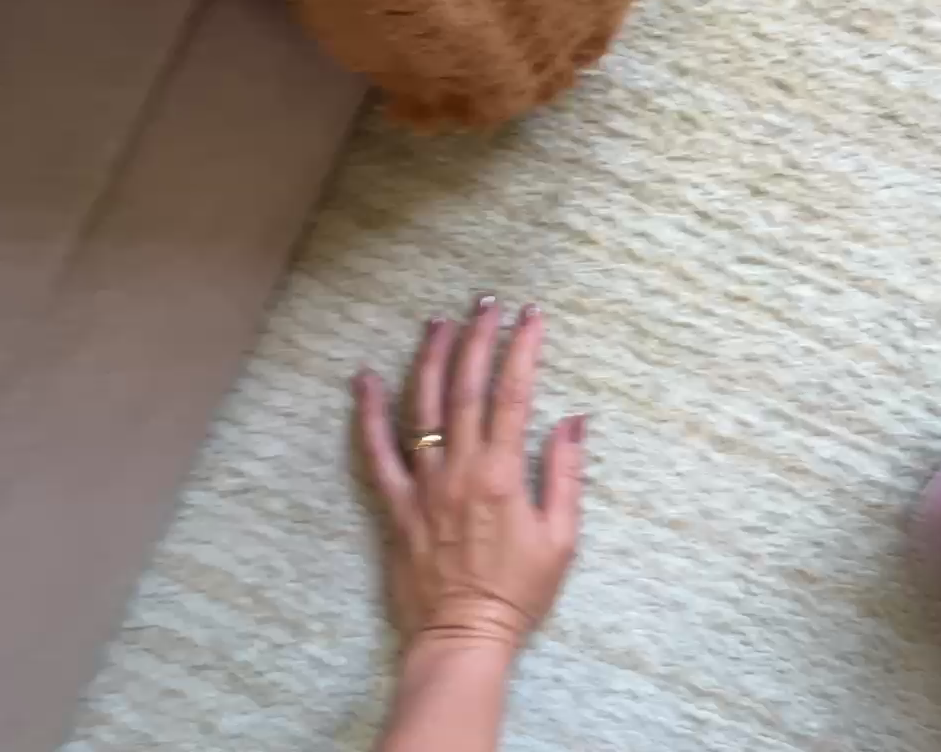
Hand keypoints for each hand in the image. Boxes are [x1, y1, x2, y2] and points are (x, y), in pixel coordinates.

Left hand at [355, 297, 586, 656]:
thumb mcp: (563, 536)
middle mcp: (460, 467)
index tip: (531, 316)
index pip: (514, 394)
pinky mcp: (395, 504)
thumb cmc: (519, 589)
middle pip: (466, 387)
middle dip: (478, 338)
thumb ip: (567, 474)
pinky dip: (368, 413)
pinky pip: (376, 452)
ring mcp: (423, 483)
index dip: (523, 349)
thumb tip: (575, 420)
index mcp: (503, 472)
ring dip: (430, 359)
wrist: (463, 637)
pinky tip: (364, 378)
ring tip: (439, 321)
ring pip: (422, 407)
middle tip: (486, 303)